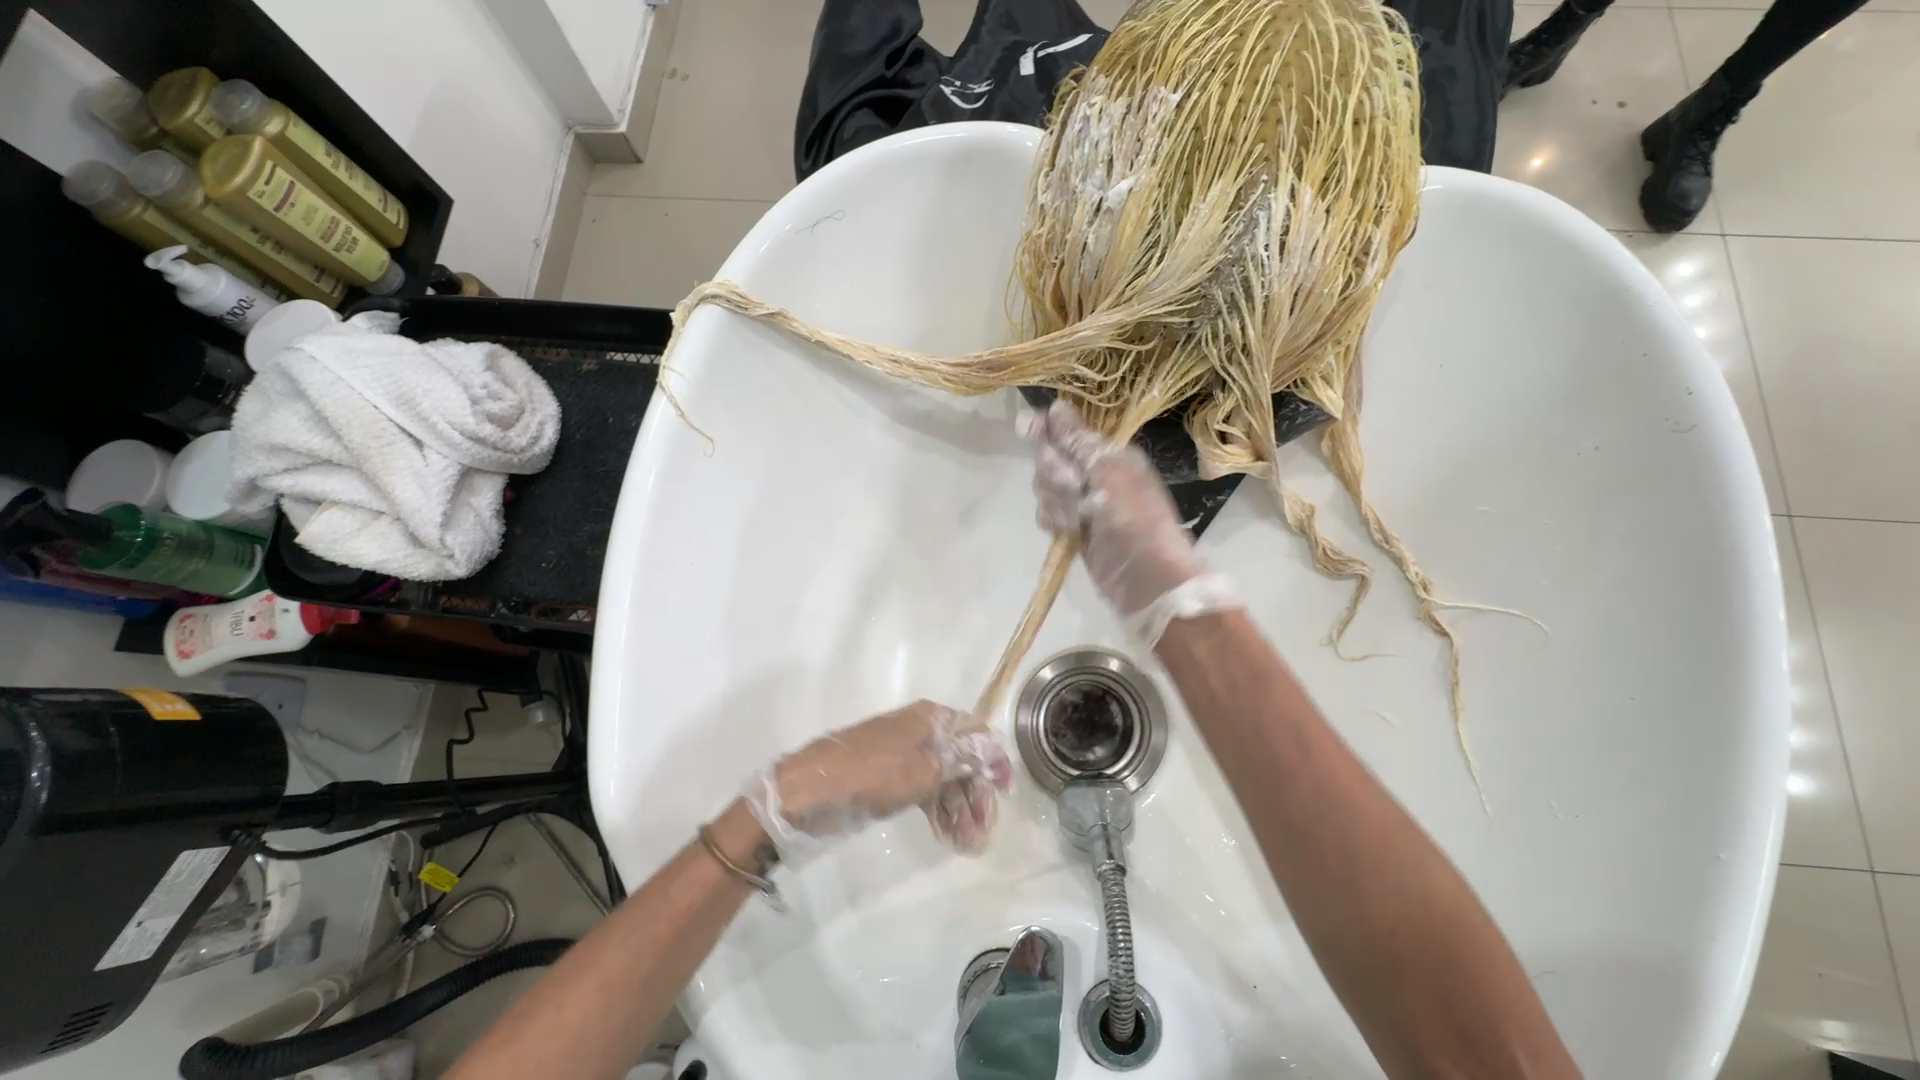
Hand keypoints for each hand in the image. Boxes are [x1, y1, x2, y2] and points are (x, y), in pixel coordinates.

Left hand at [745, 701, 1014, 864]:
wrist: (806, 792)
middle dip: (976, 794)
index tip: (1004, 794)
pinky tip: (947, 837)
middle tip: (982, 832)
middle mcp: (920, 732)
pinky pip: (924, 793)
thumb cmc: (869, 775)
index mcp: (929, 719)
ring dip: (960, 810)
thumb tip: (992, 750)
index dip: (994, 761)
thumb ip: (963, 760)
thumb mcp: (923, 768)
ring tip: (966, 845)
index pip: (976, 733)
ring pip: (944, 780)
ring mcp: (903, 757)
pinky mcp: (887, 780)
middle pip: (963, 760)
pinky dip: (938, 813)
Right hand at [1030, 400, 1238, 643]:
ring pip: (1046, 488)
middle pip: (1051, 459)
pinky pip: (1049, 514)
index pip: (1069, 431)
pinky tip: (1068, 531)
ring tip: (1075, 518)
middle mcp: (1096, 474)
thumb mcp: (1108, 473)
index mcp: (1111, 454)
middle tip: (1073, 488)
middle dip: (1054, 474)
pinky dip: (1055, 521)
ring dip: (1055, 501)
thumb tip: (1055, 406)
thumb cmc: (1135, 519)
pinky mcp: (1074, 528)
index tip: (1030, 428)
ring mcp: (1084, 503)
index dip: (1048, 431)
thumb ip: (1077, 442)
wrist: (1147, 578)